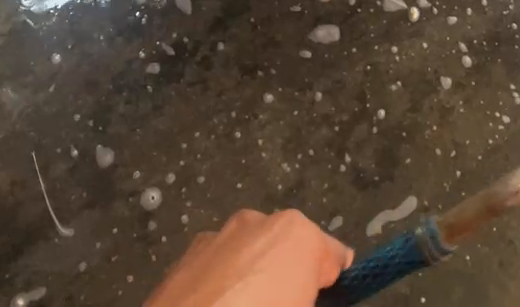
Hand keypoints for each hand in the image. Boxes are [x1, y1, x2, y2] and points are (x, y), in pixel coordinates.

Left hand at [145, 209, 352, 306]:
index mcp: (297, 233)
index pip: (333, 256)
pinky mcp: (186, 255)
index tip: (322, 300)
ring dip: (252, 279)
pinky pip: (217, 265)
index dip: (329, 285)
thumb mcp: (306, 304)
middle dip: (289, 278)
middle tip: (283, 304)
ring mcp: (218, 234)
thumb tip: (306, 288)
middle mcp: (258, 221)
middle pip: (288, 250)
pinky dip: (221, 285)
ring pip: (250, 254)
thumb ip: (316, 292)